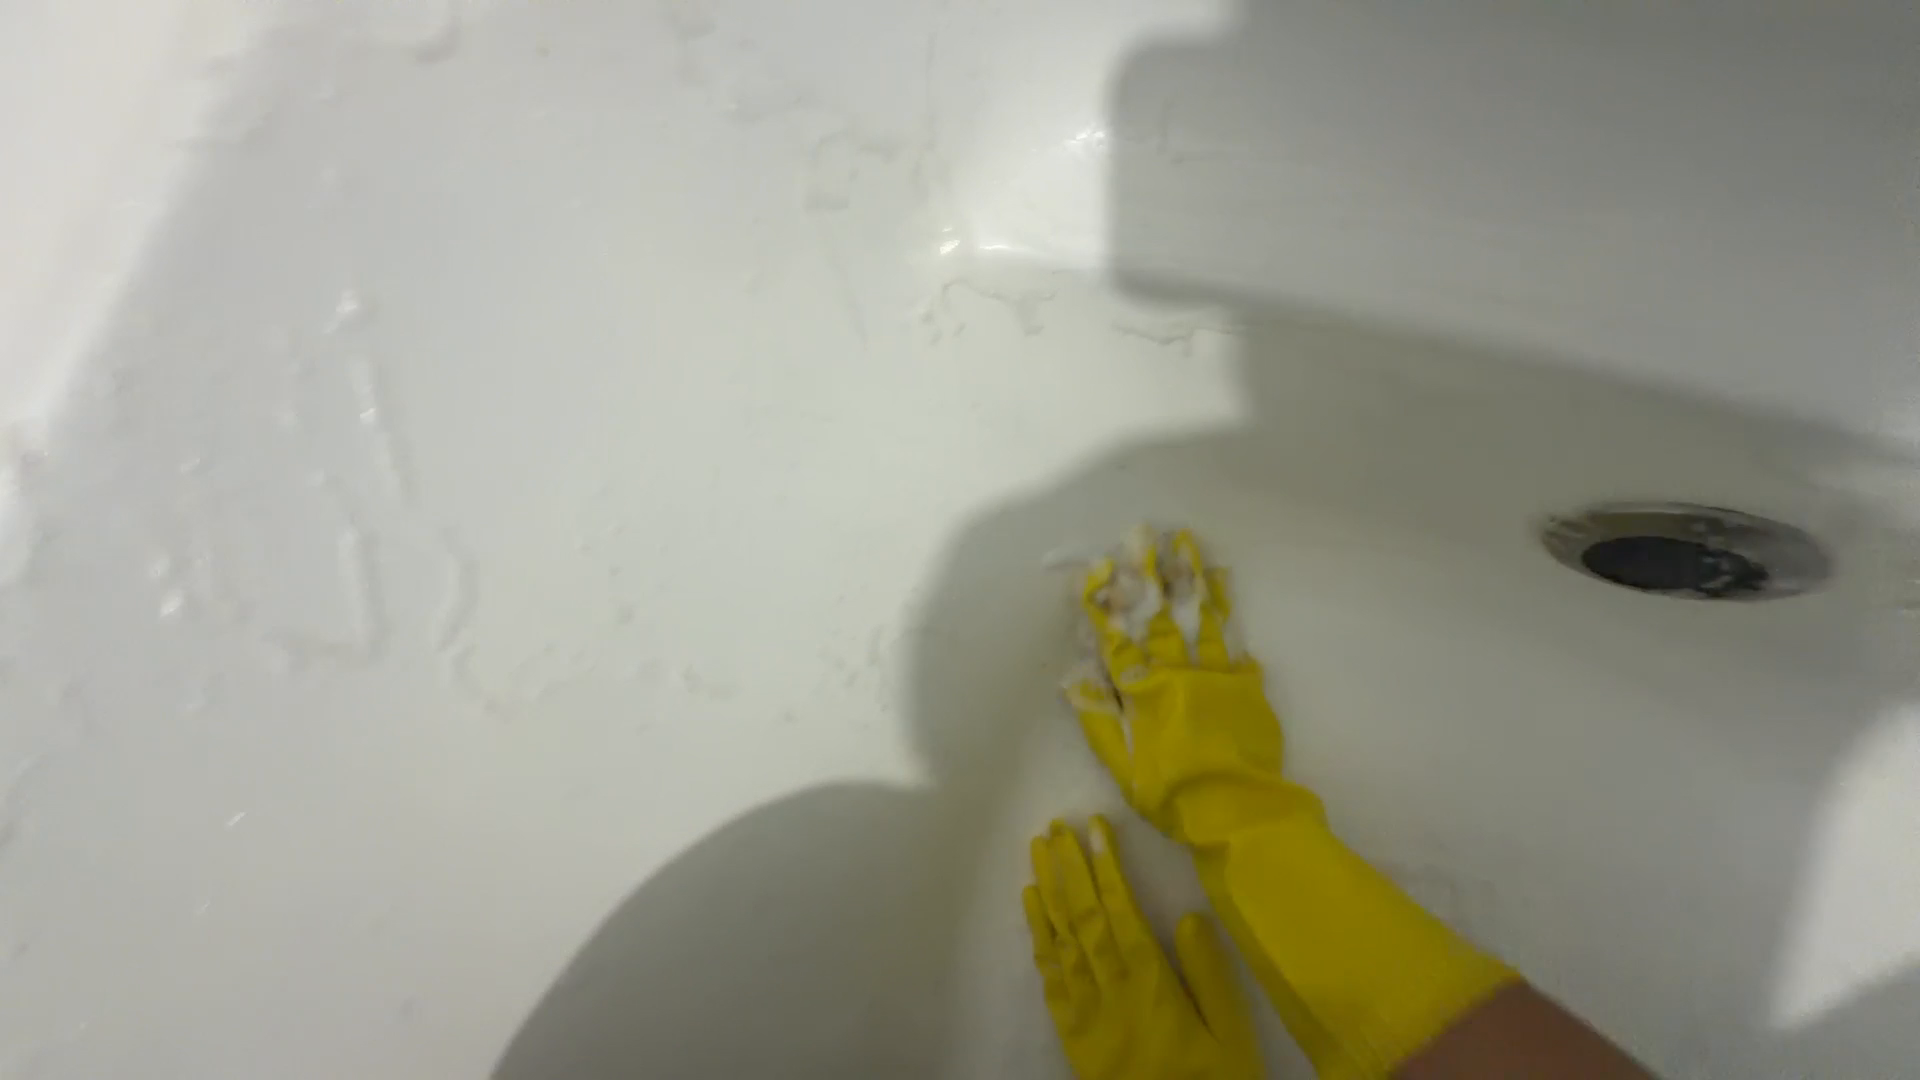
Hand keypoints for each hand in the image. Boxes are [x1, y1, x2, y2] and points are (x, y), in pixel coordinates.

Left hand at [1023, 817, 1261, 1079]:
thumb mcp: (1232, 1040)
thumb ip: (1211, 977)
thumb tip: (1190, 915)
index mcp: (1149, 983)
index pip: (1121, 909)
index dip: (1106, 864)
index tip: (1095, 826)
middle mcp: (1109, 987)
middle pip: (1084, 914)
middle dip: (1070, 865)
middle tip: (1056, 825)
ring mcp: (1084, 1007)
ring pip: (1061, 935)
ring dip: (1048, 887)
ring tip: (1038, 847)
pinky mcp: (1069, 1029)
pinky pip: (1049, 974)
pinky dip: (1038, 934)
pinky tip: (1031, 903)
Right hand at [1064, 528, 1313, 845]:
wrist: (1237, 810)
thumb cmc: (1169, 791)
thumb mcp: (1121, 764)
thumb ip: (1098, 719)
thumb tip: (1073, 679)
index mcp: (1144, 691)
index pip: (1117, 640)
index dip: (1104, 604)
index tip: (1095, 569)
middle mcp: (1178, 672)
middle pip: (1161, 616)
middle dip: (1150, 574)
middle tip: (1147, 535)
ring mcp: (1216, 675)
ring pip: (1202, 618)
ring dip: (1192, 580)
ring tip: (1190, 544)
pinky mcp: (1247, 686)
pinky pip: (1237, 644)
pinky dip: (1230, 616)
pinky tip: (1226, 588)